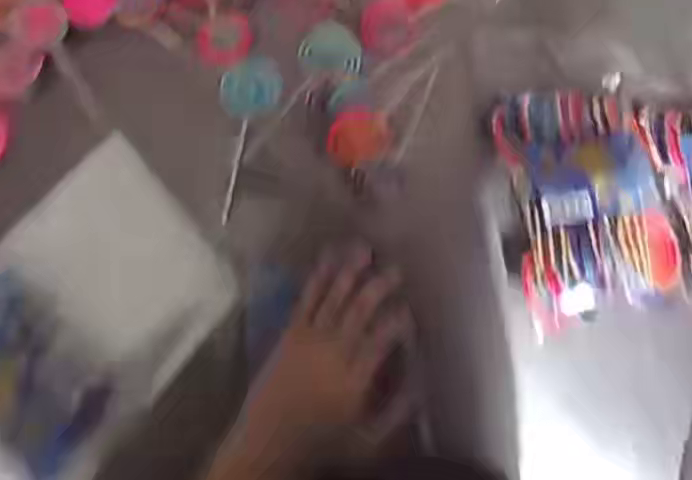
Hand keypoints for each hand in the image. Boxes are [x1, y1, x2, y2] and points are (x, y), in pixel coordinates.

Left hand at [205, 247, 416, 479]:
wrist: (270, 441)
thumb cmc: (322, 442)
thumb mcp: (367, 442)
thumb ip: (397, 413)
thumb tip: (421, 384)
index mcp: (355, 378)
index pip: (382, 339)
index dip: (398, 321)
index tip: (409, 310)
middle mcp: (335, 351)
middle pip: (361, 309)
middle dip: (380, 285)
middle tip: (396, 269)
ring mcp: (311, 336)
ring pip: (335, 296)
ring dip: (351, 271)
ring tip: (365, 249)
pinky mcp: (292, 330)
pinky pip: (308, 297)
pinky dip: (320, 276)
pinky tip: (329, 257)